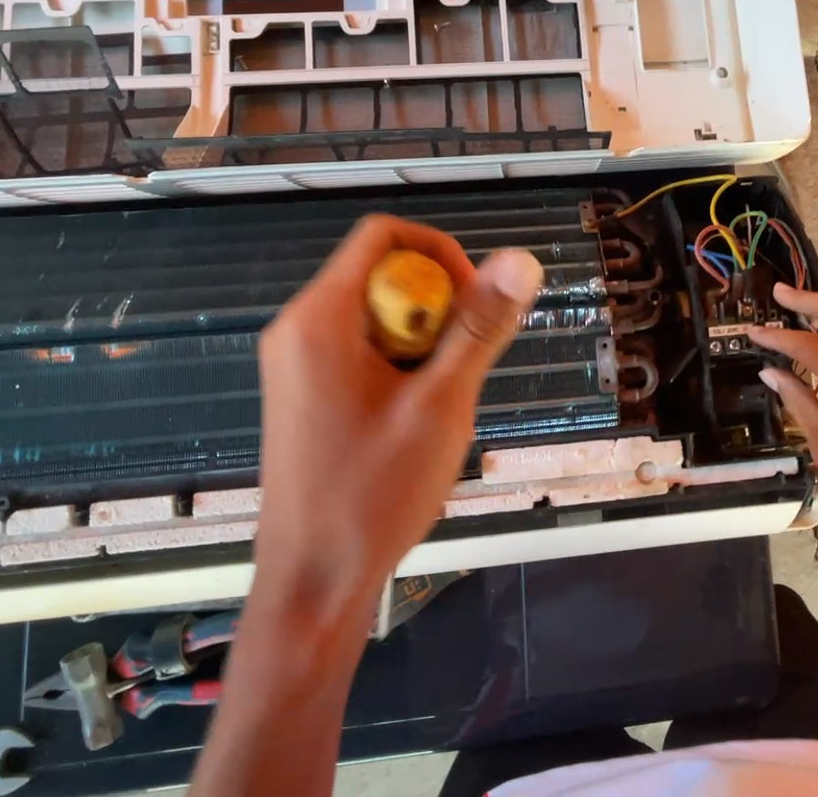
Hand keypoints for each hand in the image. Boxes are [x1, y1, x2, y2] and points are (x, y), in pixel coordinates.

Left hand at [252, 214, 543, 611]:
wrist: (313, 582)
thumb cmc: (373, 492)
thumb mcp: (440, 404)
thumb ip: (480, 327)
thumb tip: (520, 261)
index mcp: (320, 318)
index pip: (384, 236)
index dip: (442, 253)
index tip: (476, 302)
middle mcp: (299, 328)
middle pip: (382, 276)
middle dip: (435, 308)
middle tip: (460, 366)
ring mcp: (297, 364)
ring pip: (378, 316)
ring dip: (422, 343)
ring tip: (437, 401)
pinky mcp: (305, 393)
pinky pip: (361, 350)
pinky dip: (399, 366)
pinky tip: (413, 418)